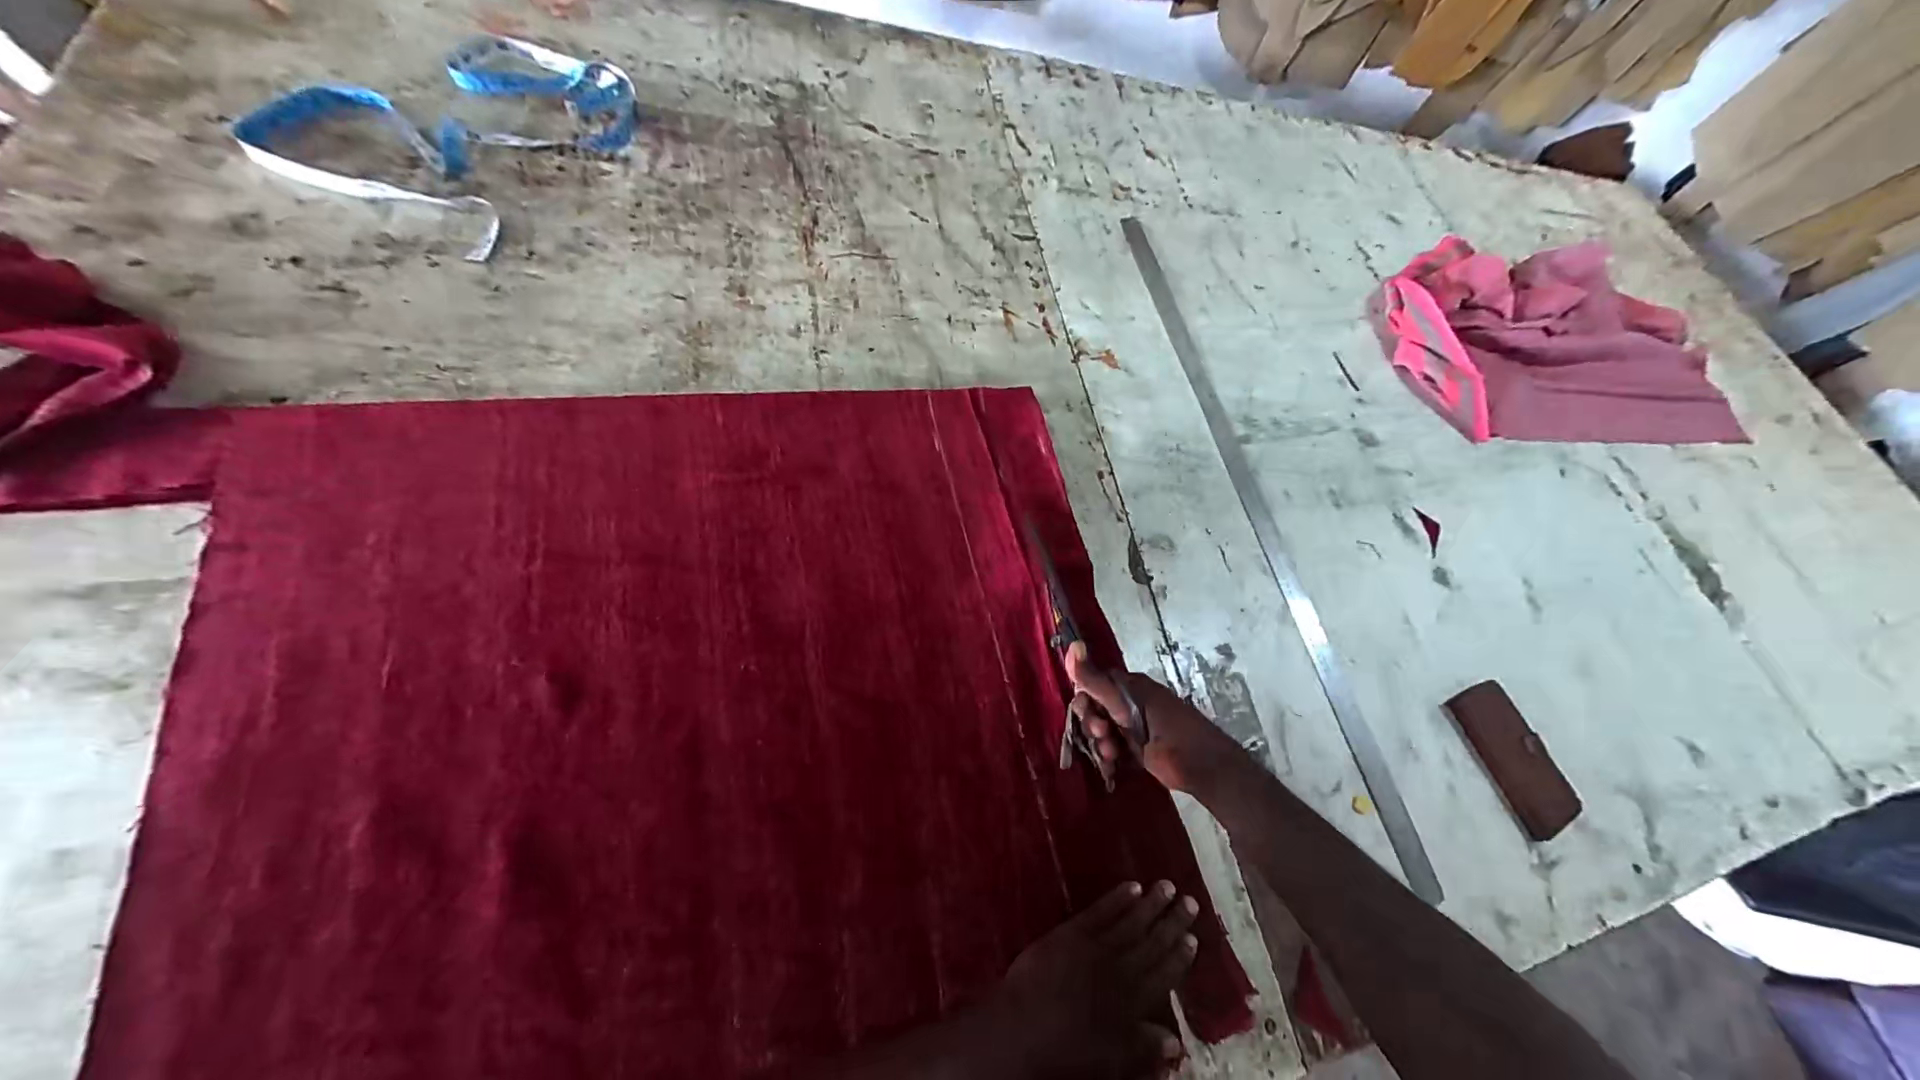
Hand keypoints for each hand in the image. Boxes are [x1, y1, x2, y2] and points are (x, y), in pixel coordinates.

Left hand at [988, 880, 1198, 1078]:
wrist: (1026, 1026)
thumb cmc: (1067, 1048)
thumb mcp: (1113, 1057)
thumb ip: (1145, 1045)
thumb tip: (1177, 1043)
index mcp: (1132, 1002)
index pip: (1164, 975)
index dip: (1180, 956)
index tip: (1194, 938)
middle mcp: (1121, 970)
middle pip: (1152, 943)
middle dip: (1173, 923)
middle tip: (1191, 901)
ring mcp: (1097, 947)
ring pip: (1131, 922)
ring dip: (1151, 904)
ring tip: (1167, 886)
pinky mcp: (1073, 931)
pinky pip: (1101, 911)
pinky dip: (1118, 898)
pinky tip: (1132, 886)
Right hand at [1065, 642, 1245, 794]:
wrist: (1204, 768)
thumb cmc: (1170, 730)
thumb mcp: (1128, 705)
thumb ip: (1096, 681)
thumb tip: (1072, 645)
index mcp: (1130, 687)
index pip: (1093, 685)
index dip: (1085, 700)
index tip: (1086, 714)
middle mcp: (1130, 705)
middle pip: (1095, 711)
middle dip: (1092, 726)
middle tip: (1103, 736)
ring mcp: (1134, 729)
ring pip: (1102, 733)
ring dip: (1100, 745)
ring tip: (1112, 756)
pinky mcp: (1137, 752)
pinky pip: (1112, 752)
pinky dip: (1108, 761)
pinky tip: (1112, 768)